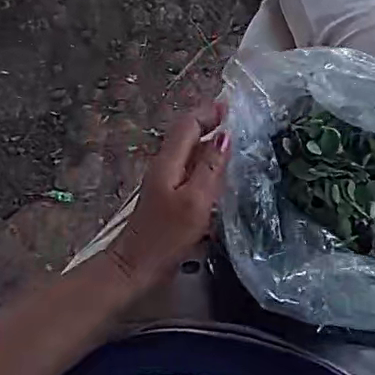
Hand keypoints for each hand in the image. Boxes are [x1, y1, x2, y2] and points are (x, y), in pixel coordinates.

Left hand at [109, 101, 230, 286]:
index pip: (188, 124)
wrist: (135, 267)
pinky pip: (190, 168)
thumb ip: (210, 168)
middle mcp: (165, 165)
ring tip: (237, 143)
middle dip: (211, 123)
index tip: (232, 107)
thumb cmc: (165, 236)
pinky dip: (206, 162)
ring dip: (210, 142)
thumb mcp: (195, 201)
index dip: (209, 112)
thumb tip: (225, 136)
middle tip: (240, 121)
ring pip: (190, 151)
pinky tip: (221, 172)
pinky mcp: (169, 196)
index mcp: (169, 161)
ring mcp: (165, 180)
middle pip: (188, 134)